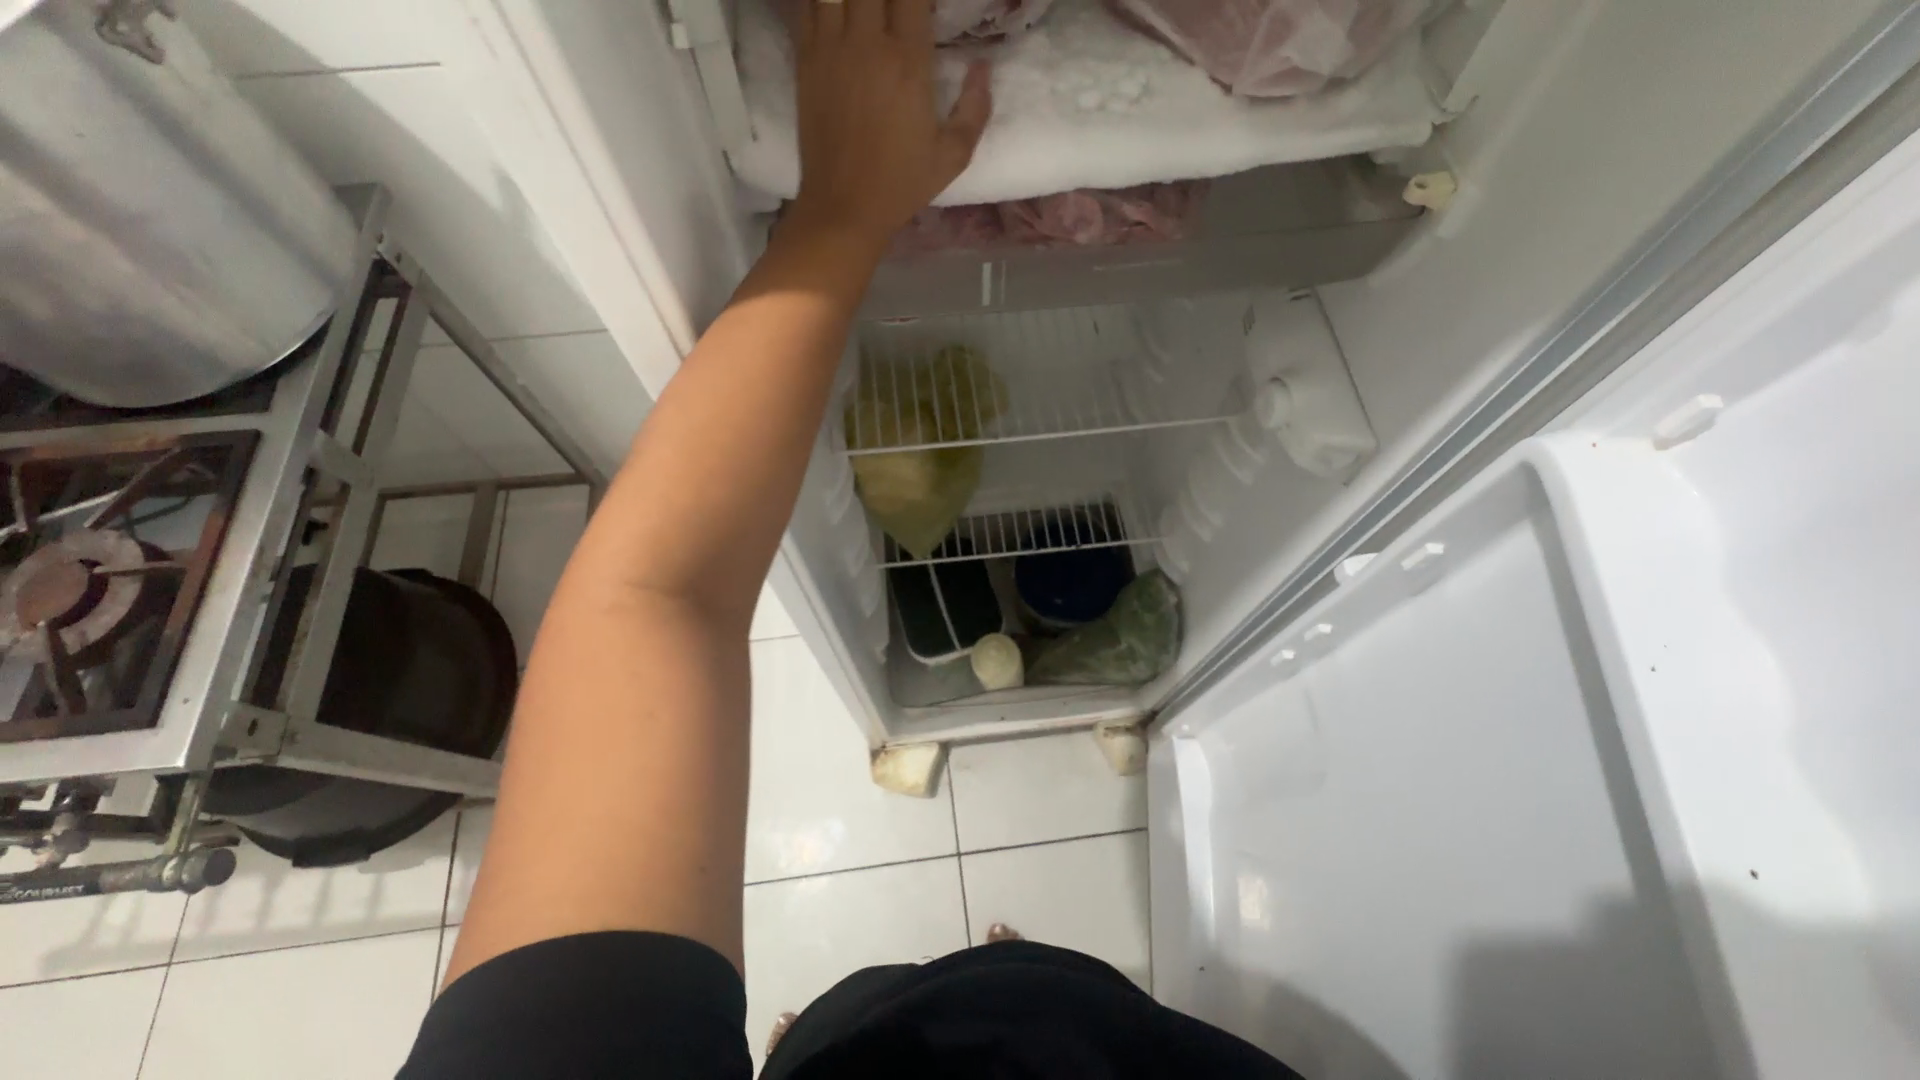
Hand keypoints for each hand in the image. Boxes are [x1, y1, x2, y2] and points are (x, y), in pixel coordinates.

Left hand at [788, 0, 992, 248]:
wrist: (843, 208)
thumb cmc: (901, 185)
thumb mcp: (953, 156)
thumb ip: (975, 108)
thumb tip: (982, 67)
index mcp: (909, 62)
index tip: (925, 9)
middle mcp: (868, 44)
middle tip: (895, 10)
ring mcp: (830, 49)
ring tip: (868, 11)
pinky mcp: (805, 60)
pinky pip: (806, 5)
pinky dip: (820, 0)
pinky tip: (835, 10)